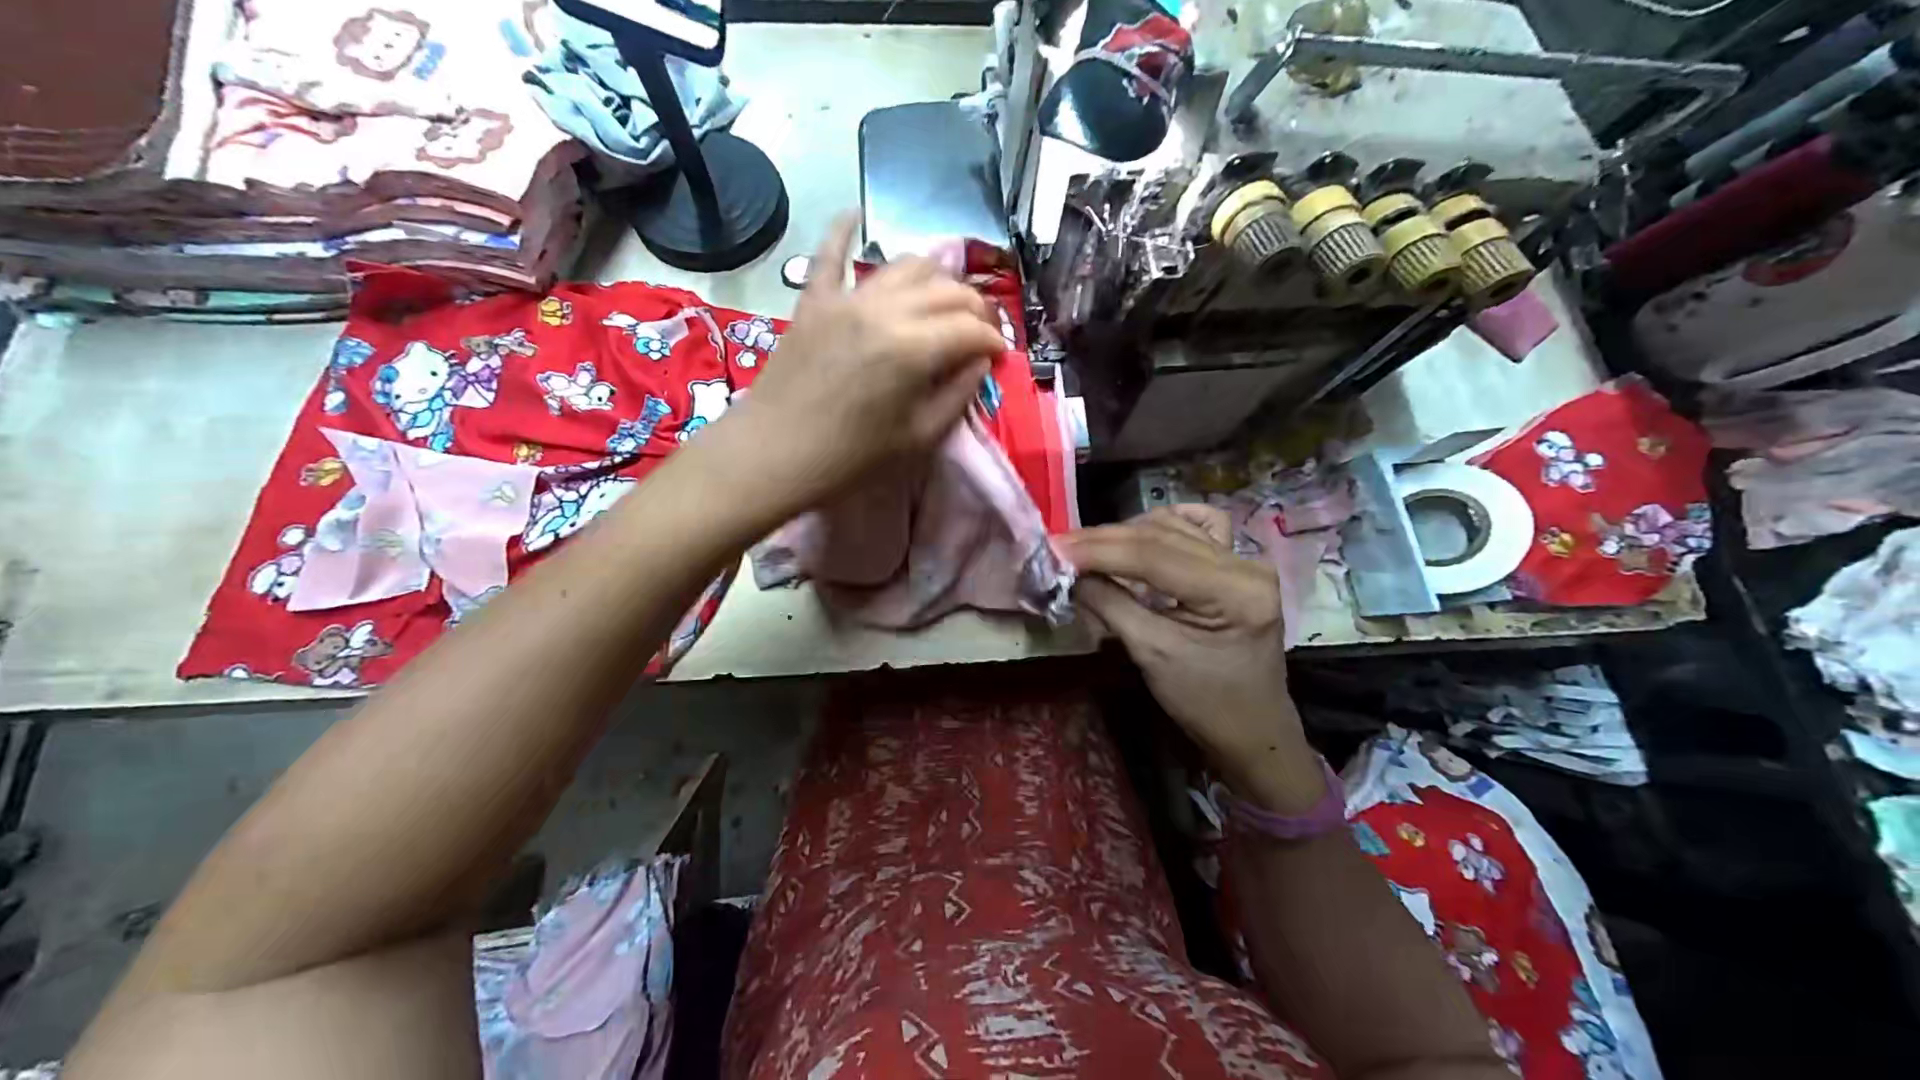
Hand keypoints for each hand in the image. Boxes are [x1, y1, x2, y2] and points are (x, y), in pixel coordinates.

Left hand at [721, 214, 1005, 515]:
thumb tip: (980, 360)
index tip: (1000, 357)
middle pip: (946, 290)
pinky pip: (830, 254)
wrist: (774, 455)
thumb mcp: (918, 436)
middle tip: (980, 332)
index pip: (972, 328)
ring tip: (944, 299)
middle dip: (975, 309)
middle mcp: (884, 309)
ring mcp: (846, 298)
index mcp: (913, 348)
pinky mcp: (813, 299)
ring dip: (935, 277)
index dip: (995, 341)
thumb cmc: (850, 458)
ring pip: (905, 265)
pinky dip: (844, 231)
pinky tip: (857, 214)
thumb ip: (957, 393)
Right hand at [1058, 505, 1326, 814]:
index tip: (1054, 548)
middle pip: (1162, 535)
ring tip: (1085, 548)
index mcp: (1234, 590)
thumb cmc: (1203, 701)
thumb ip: (1109, 603)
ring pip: (1173, 527)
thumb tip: (1067, 572)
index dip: (1099, 549)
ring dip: (1125, 534)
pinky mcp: (1236, 564)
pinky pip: (1195, 529)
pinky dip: (1160, 528)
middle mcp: (1245, 564)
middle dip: (1104, 539)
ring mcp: (1244, 560)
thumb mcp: (1150, 653)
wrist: (1250, 728)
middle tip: (1058, 545)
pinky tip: (1136, 536)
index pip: (1154, 555)